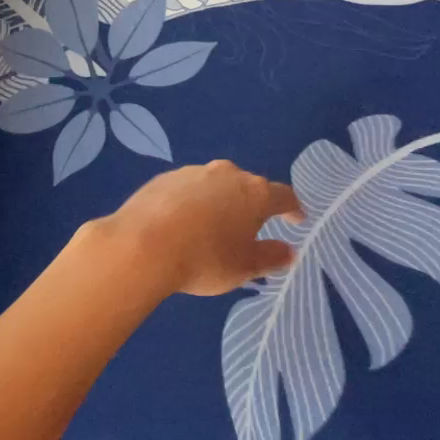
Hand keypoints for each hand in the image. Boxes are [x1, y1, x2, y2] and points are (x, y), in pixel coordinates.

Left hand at [98, 160, 304, 296]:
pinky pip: (188, 190)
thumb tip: (289, 250)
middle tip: (250, 228)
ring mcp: (194, 172)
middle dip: (252, 205)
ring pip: (216, 186)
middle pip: (248, 187)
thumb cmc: (204, 259)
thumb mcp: (244, 267)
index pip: (283, 196)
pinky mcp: (165, 178)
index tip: (297, 218)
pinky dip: (192, 204)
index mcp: (254, 192)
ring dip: (220, 203)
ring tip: (212, 229)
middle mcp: (228, 174)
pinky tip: (182, 224)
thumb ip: (270, 257)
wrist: (142, 245)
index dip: (292, 209)